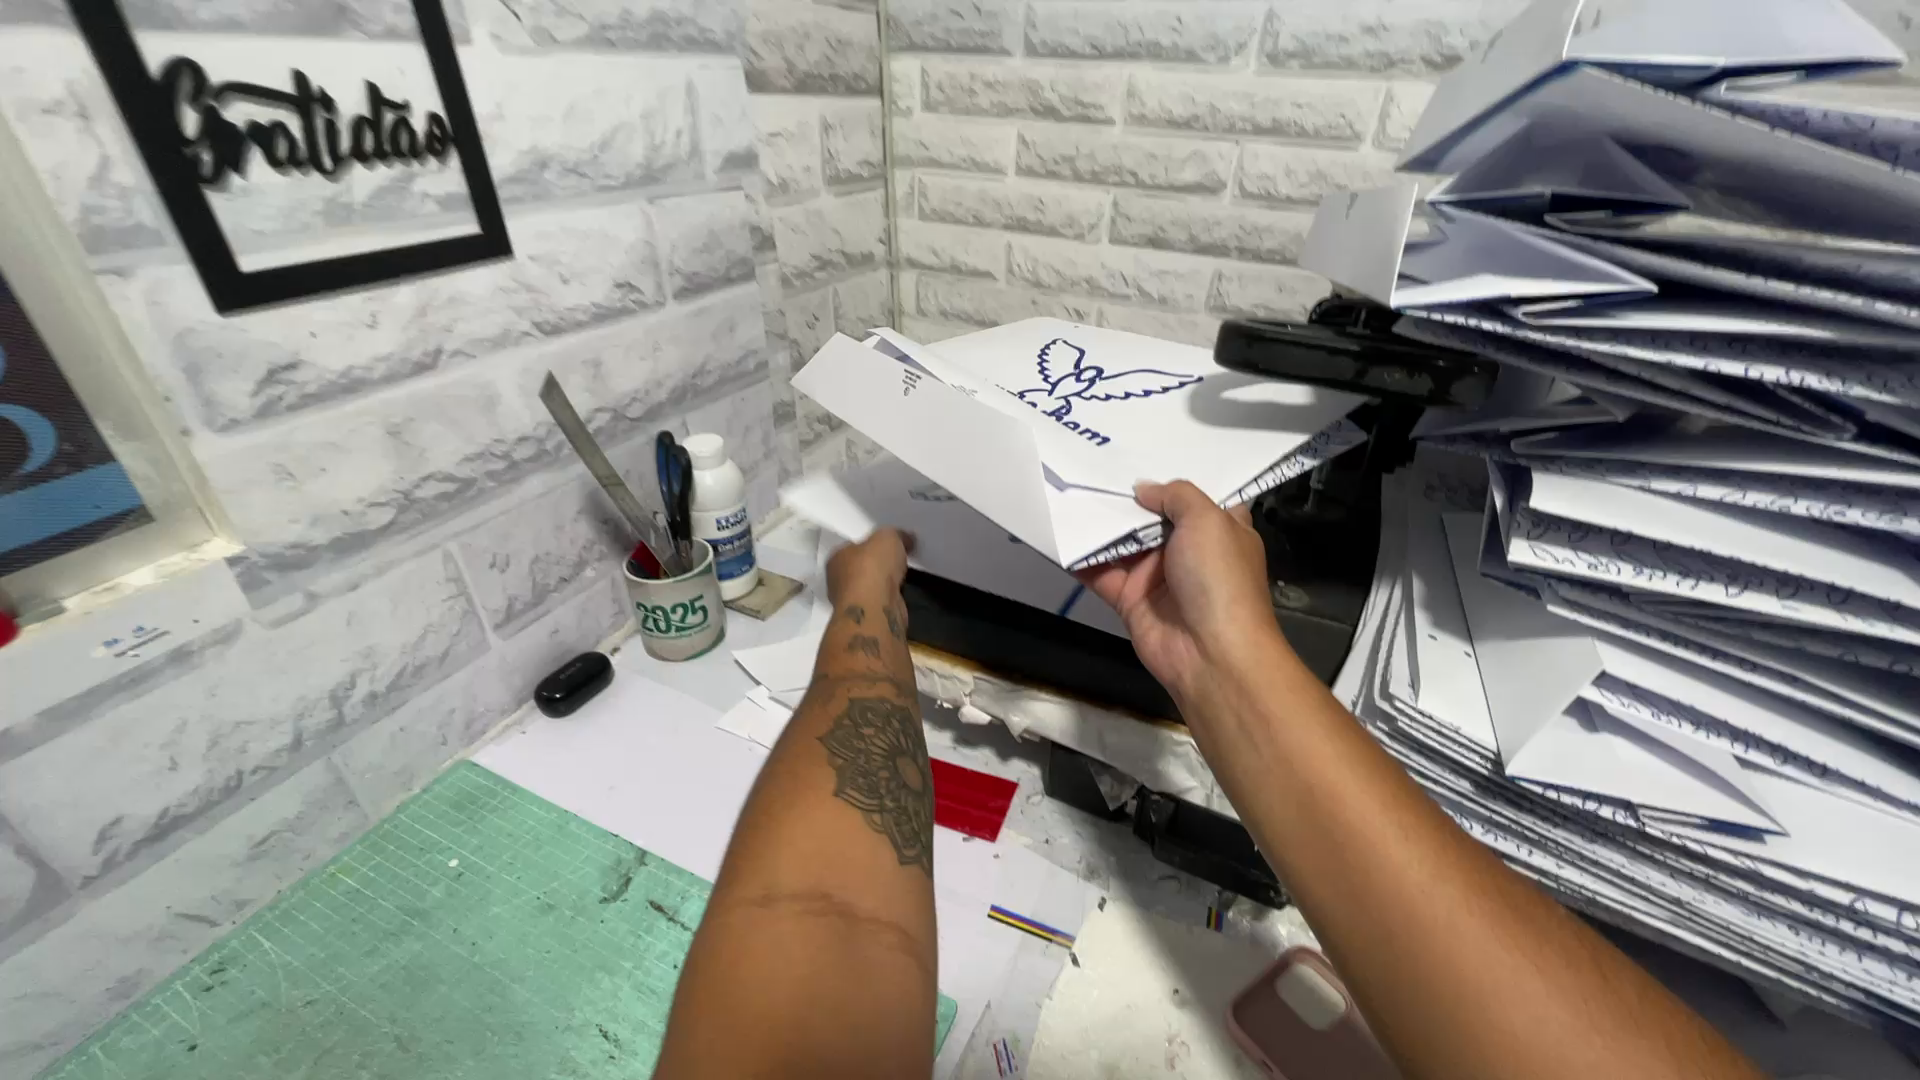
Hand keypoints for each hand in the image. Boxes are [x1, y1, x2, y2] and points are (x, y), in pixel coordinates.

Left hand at [826, 528, 913, 604]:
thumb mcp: (888, 537)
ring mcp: (850, 601)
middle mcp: (837, 580)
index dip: (870, 544)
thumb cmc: (873, 567)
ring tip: (903, 575)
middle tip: (897, 559)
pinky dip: (889, 597)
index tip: (887, 544)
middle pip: (860, 567)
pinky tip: (900, 593)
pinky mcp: (865, 617)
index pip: (851, 546)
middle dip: (877, 564)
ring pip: (870, 586)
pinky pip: (879, 601)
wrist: (876, 608)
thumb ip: (896, 535)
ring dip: (883, 583)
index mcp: (835, 557)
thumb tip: (908, 538)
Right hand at [1075, 481, 1283, 704]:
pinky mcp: (1129, 599)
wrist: (1210, 652)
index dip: (1174, 478)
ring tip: (1068, 490)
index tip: (1145, 453)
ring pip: (1122, 543)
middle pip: (1152, 517)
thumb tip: (1143, 489)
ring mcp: (1157, 576)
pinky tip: (1059, 532)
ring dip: (1098, 523)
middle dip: (1127, 496)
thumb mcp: (1208, 520)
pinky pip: (1100, 573)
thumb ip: (1176, 495)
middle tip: (1092, 464)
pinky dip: (1080, 557)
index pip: (1198, 498)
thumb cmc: (1219, 578)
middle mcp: (1189, 551)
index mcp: (1220, 530)